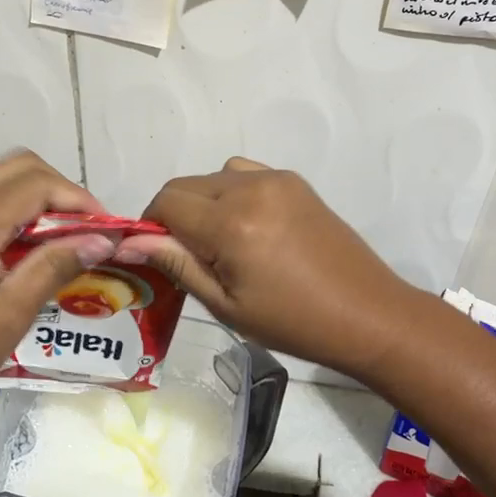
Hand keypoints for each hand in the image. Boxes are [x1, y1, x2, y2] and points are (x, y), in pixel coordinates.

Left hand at [0, 151, 114, 438]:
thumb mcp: (8, 317)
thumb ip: (53, 268)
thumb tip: (100, 240)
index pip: (35, 184)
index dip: (78, 199)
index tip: (104, 230)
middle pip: (17, 166)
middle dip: (59, 191)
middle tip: (84, 231)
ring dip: (34, 198)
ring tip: (61, 239)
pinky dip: (8, 209)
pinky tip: (24, 247)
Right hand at [116, 158, 424, 377]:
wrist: (366, 314)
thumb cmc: (293, 323)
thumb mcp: (226, 305)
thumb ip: (178, 265)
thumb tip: (129, 242)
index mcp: (231, 223)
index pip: (166, 203)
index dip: (150, 228)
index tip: (158, 257)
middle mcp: (250, 188)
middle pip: (185, 185)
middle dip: (173, 216)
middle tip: (189, 257)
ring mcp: (276, 180)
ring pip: (213, 177)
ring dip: (202, 203)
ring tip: (220, 244)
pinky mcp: (295, 182)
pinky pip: (244, 174)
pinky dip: (230, 193)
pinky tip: (247, 227)